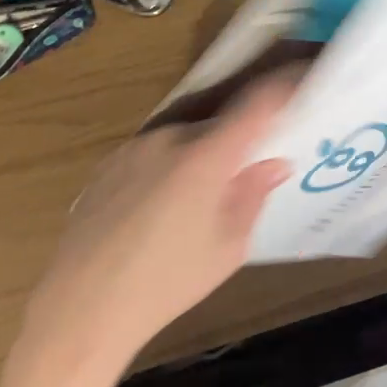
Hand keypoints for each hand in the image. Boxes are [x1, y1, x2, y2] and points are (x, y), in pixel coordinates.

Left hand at [25, 77, 294, 368]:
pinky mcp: (107, 164)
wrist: (83, 306)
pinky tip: (162, 211)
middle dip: (240, 139)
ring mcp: (132, 148)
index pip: (257, 102)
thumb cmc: (168, 282)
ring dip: (202, 154)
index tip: (303, 80)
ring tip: (202, 200)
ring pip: (183, 139)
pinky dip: (170, 167)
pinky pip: (153, 154)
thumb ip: (252, 195)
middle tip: (252, 167)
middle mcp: (168, 137)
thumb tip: (271, 163)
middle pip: (218, 123)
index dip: (284, 86)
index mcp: (206, 154)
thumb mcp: (229, 247)